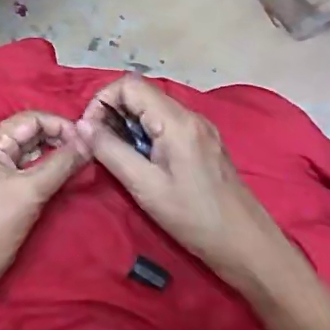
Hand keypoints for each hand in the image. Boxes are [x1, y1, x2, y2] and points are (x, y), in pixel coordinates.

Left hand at [0, 111, 90, 304]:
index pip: (32, 118)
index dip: (62, 125)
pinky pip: (22, 165)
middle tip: (87, 153)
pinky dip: (42, 167)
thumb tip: (89, 135)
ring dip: (53, 153)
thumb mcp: (32, 191)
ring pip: (28, 149)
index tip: (89, 140)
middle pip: (29, 131)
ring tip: (78, 163)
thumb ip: (62, 161)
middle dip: (59, 138)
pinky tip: (59, 175)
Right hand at [78, 75, 295, 285]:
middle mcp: (190, 115)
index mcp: (176, 120)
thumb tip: (82, 126)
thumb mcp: (145, 187)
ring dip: (127, 124)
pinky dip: (145, 133)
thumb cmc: (194, 218)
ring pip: (152, 108)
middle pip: (140, 93)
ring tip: (116, 155)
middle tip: (98, 146)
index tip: (89, 131)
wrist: (247, 245)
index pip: (129, 84)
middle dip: (112, 113)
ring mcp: (199, 128)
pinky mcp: (203, 142)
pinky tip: (141, 161)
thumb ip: (110, 151)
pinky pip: (166, 123)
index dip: (102, 101)